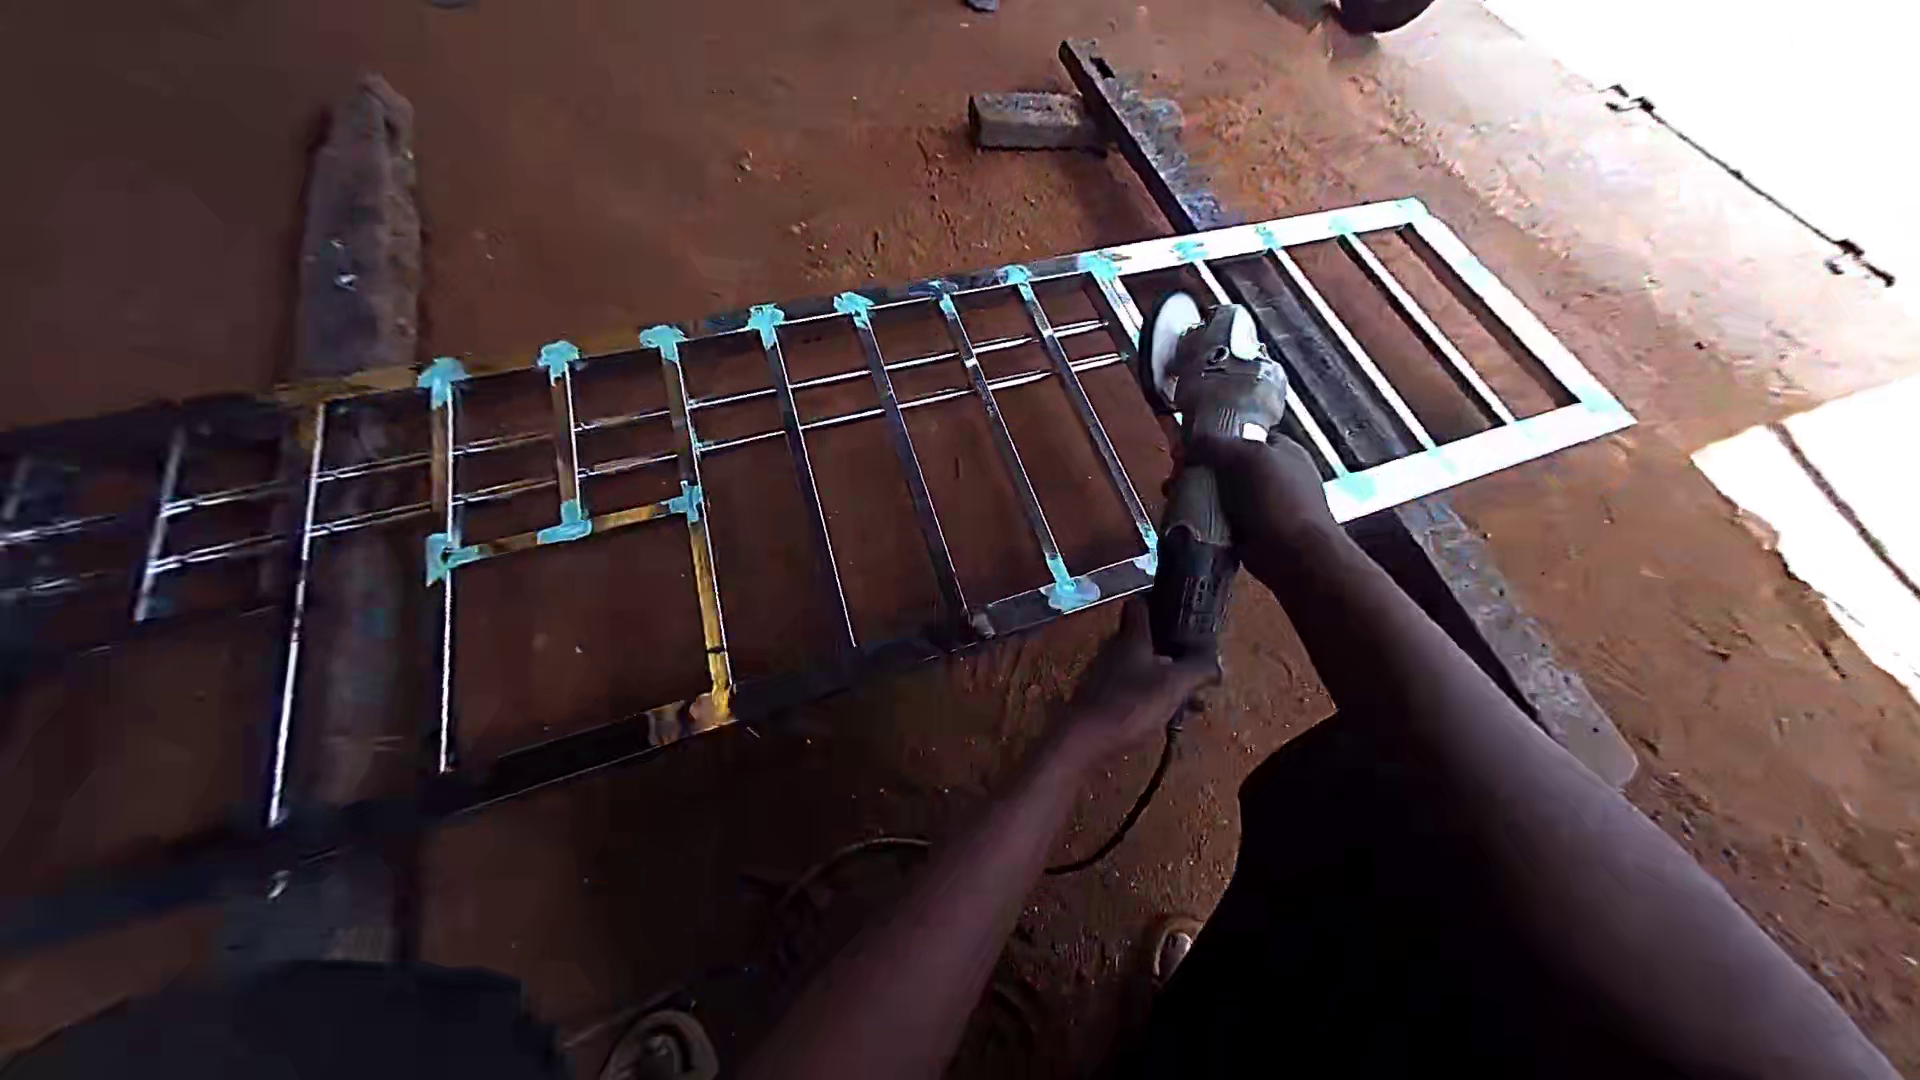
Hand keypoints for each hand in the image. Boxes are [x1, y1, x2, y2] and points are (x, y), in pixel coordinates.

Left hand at [1047, 600, 1219, 771]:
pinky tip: (1170, 717)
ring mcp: (1106, 673)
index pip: (1140, 604)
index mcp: (1131, 637)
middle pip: (1147, 639)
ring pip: (1143, 667)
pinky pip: (1135, 689)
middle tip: (1199, 667)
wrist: (1084, 739)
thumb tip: (1216, 666)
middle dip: (1174, 652)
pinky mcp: (1102, 697)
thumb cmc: (1129, 704)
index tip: (1180, 609)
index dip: (1158, 600)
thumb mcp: (1174, 685)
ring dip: (1168, 679)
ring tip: (1194, 702)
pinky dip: (1154, 697)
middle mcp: (1115, 649)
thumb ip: (1199, 670)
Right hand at [1185, 433, 1337, 554]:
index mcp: (1280, 451)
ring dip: (1193, 492)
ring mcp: (1260, 504)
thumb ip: (1216, 445)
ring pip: (1218, 492)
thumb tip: (1188, 444)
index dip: (1212, 439)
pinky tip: (1183, 516)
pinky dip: (1200, 516)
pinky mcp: (1247, 529)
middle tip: (1176, 474)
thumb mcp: (1246, 458)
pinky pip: (1216, 517)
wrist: (1293, 554)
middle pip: (1224, 465)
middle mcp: (1271, 475)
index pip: (1241, 435)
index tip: (1187, 447)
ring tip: (1172, 494)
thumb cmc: (1276, 499)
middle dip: (1196, 468)